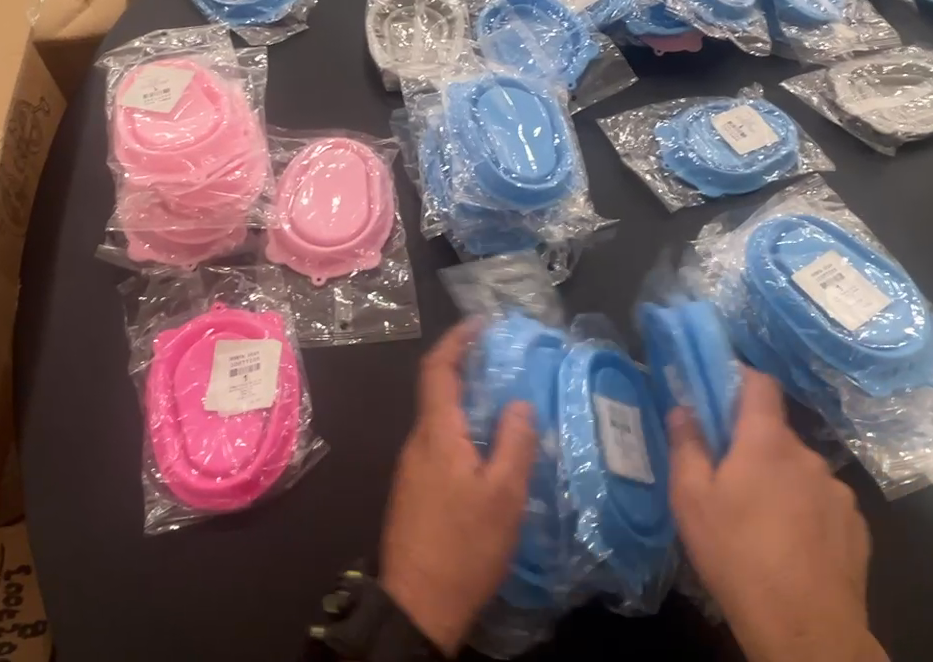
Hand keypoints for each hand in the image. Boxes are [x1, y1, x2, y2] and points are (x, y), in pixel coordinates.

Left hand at [379, 319, 536, 655]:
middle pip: (438, 391)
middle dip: (468, 368)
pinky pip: (440, 445)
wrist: (417, 608)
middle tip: (507, 363)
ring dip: (469, 403)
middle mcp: (418, 443)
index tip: (482, 324)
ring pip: (441, 420)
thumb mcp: (504, 495)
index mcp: (436, 434)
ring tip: (508, 404)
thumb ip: (514, 443)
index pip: (438, 369)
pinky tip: (491, 451)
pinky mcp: (416, 493)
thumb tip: (519, 403)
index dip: (457, 340)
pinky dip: (465, 432)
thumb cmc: (464, 547)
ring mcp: (412, 469)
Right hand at [669, 370, 884, 661]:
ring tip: (759, 521)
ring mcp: (838, 492)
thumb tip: (682, 408)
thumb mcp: (692, 500)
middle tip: (727, 478)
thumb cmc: (738, 555)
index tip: (718, 389)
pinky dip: (805, 512)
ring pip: (799, 471)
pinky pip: (822, 503)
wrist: (805, 628)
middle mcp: (808, 456)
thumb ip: (686, 446)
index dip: (739, 378)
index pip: (760, 384)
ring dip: (780, 482)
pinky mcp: (856, 526)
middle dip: (752, 446)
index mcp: (766, 441)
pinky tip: (790, 545)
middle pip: (775, 434)